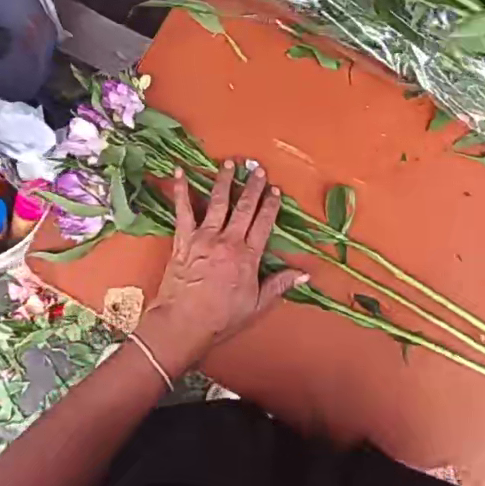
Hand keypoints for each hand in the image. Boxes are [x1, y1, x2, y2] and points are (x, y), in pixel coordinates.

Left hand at [137, 162, 306, 375]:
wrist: (183, 322)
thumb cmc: (221, 318)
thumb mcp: (257, 305)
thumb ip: (279, 285)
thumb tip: (304, 273)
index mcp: (247, 256)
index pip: (263, 224)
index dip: (270, 205)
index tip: (275, 190)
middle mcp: (227, 241)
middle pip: (244, 207)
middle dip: (252, 186)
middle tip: (257, 168)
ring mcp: (203, 237)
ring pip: (217, 202)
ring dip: (223, 181)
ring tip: (229, 163)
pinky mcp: (183, 239)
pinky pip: (182, 210)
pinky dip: (181, 189)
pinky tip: (180, 171)